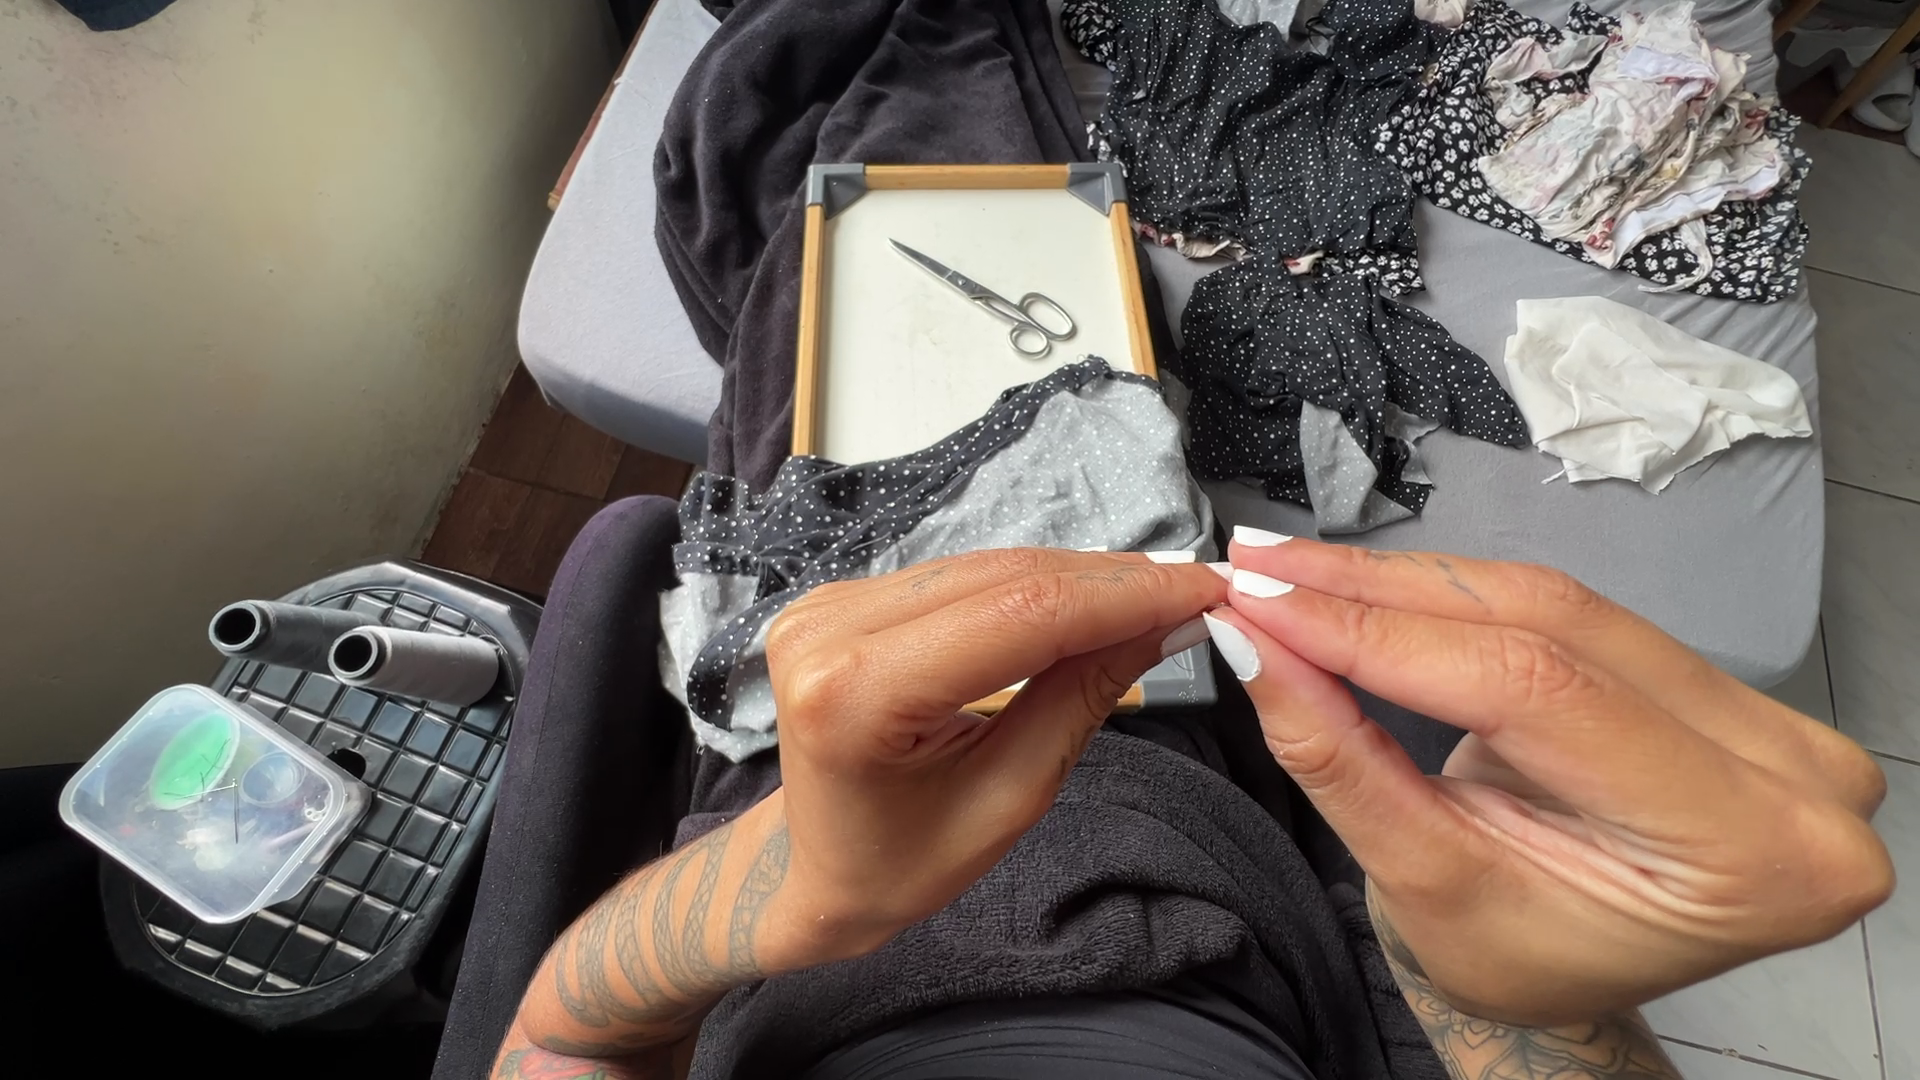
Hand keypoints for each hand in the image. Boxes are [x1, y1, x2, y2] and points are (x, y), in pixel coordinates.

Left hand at [764, 548, 1226, 961]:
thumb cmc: (900, 862)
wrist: (807, 863)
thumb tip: (1163, 623)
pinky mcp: (842, 597)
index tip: (1201, 588)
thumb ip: (1081, 699)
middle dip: (1108, 581)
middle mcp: (831, 628)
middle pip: (1003, 578)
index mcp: (857, 693)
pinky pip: (958, 576)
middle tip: (1189, 588)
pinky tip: (1081, 596)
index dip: (1121, 596)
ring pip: (985, 567)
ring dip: (1074, 577)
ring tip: (1151, 592)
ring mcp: (828, 603)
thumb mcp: (1007, 799)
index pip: (1019, 616)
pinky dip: (1028, 584)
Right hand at [1204, 533, 1891, 1025]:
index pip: (1524, 685)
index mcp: (1743, 845)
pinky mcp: (1682, 675)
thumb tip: (1247, 642)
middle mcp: (1778, 758)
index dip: (1370, 633)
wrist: (1559, 967)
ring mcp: (1742, 705)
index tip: (1256, 599)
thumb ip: (1330, 751)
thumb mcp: (1411, 872)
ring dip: (1387, 578)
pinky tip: (1349, 580)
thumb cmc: (1501, 956)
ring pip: (1530, 595)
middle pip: (1535, 618)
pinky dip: (1423, 590)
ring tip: (1283, 564)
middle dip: (1368, 586)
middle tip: (1257, 563)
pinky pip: (1536, 604)